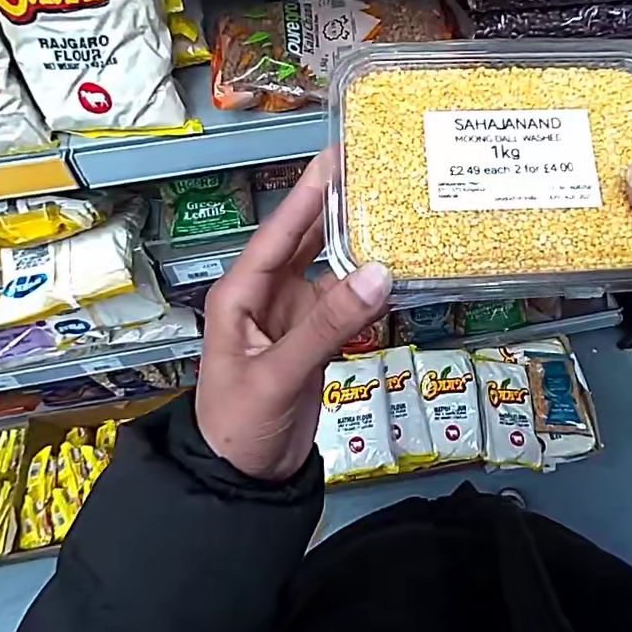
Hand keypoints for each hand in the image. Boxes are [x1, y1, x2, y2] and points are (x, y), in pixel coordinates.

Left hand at [196, 150, 391, 480]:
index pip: (278, 232)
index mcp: (242, 292)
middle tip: (372, 169)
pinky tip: (393, 272)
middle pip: (304, 240)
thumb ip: (328, 325)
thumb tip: (379, 274)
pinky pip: (344, 302)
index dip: (307, 193)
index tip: (336, 156)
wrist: (244, 475)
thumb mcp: (279, 373)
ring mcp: (294, 314)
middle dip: (334, 205)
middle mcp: (268, 294)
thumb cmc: (238, 424)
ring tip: (392, 210)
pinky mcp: (314, 336)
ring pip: (329, 268)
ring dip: (356, 244)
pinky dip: (367, 289)